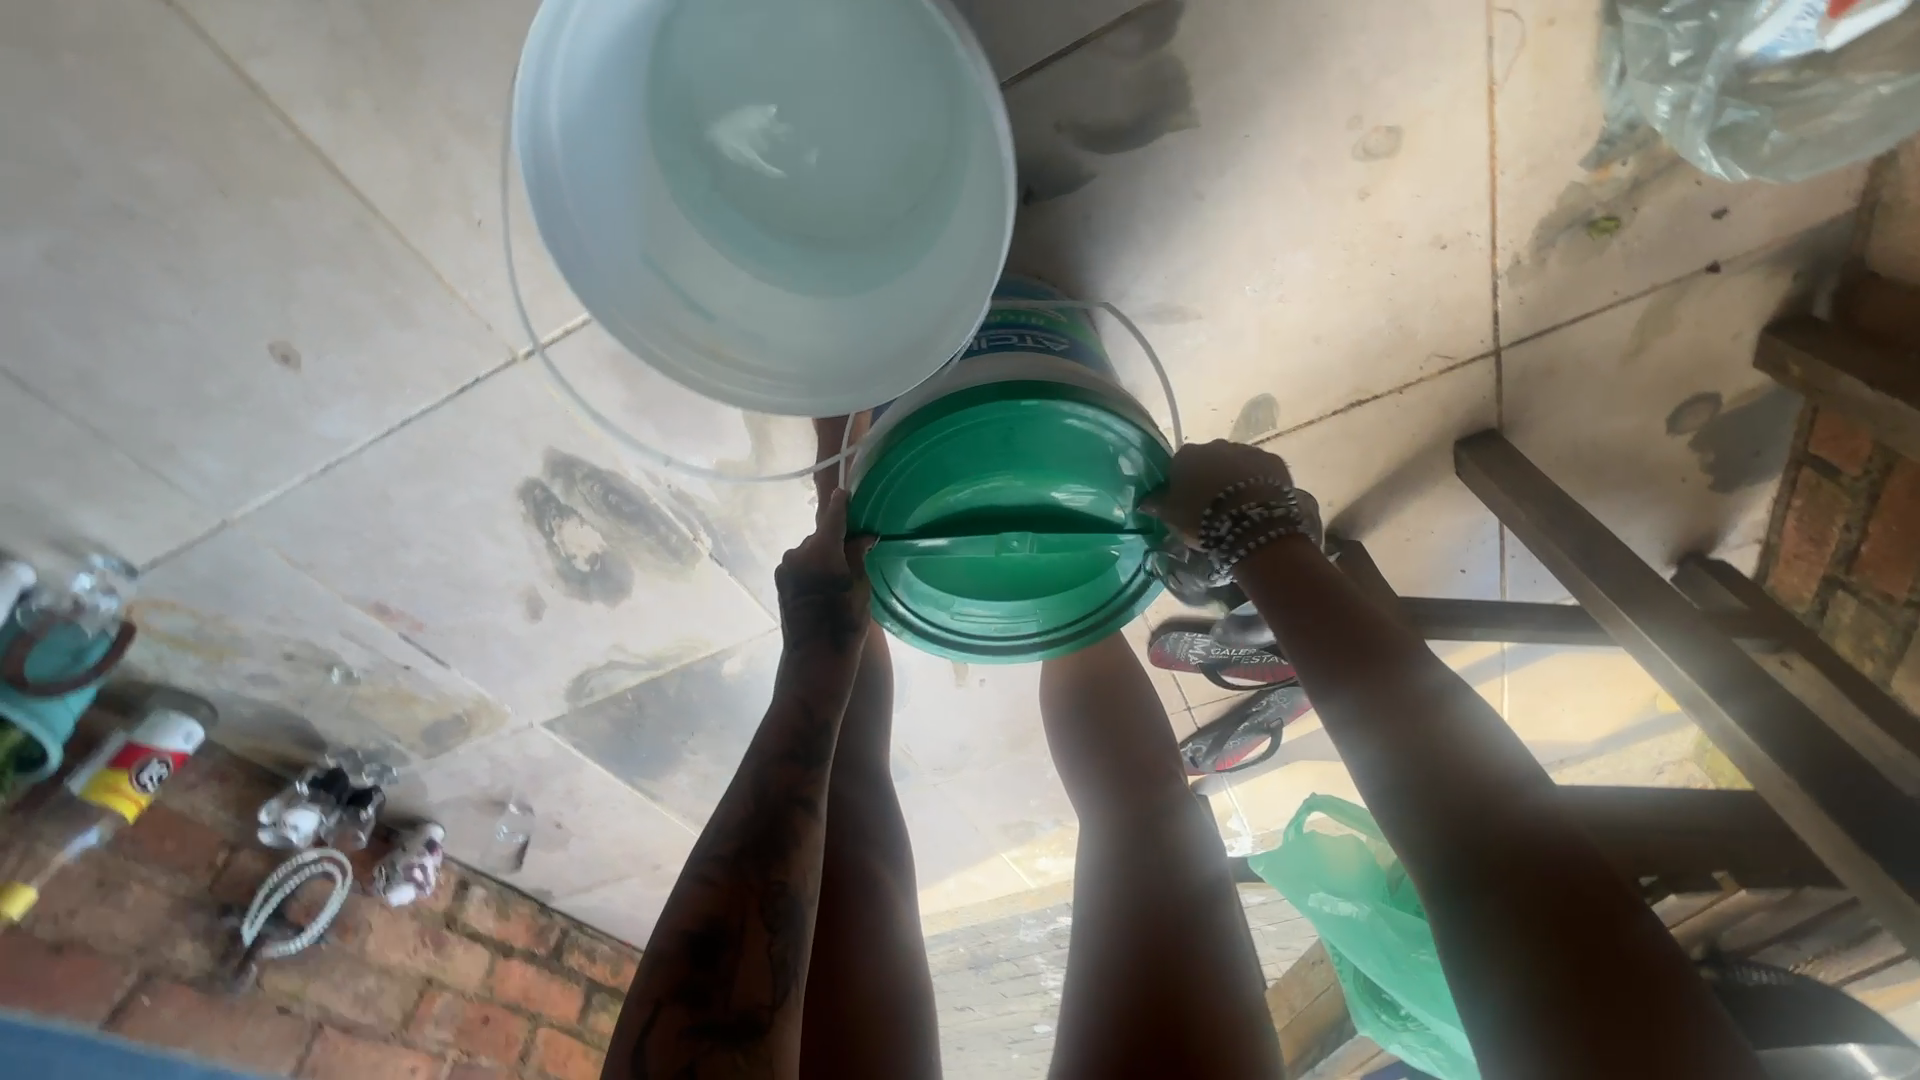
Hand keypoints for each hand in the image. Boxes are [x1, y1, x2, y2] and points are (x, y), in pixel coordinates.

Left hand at [775, 489, 875, 655]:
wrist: (815, 657)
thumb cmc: (845, 622)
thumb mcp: (861, 586)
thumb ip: (857, 555)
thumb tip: (863, 537)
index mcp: (821, 550)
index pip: (833, 516)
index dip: (841, 503)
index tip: (845, 492)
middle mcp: (798, 552)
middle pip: (821, 536)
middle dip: (836, 540)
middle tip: (854, 553)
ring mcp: (786, 567)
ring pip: (810, 551)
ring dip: (823, 556)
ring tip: (838, 577)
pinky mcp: (780, 580)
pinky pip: (801, 564)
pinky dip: (812, 568)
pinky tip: (823, 587)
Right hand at [1143, 439, 1293, 546]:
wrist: (1251, 523)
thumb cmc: (1202, 518)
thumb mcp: (1170, 517)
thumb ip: (1156, 504)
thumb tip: (1143, 501)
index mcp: (1186, 456)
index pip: (1179, 465)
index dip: (1183, 483)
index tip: (1187, 502)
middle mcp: (1216, 445)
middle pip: (1210, 460)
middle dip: (1211, 477)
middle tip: (1213, 505)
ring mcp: (1248, 450)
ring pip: (1237, 463)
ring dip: (1235, 478)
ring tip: (1238, 505)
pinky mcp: (1274, 461)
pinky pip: (1262, 470)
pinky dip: (1259, 481)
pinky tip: (1259, 501)